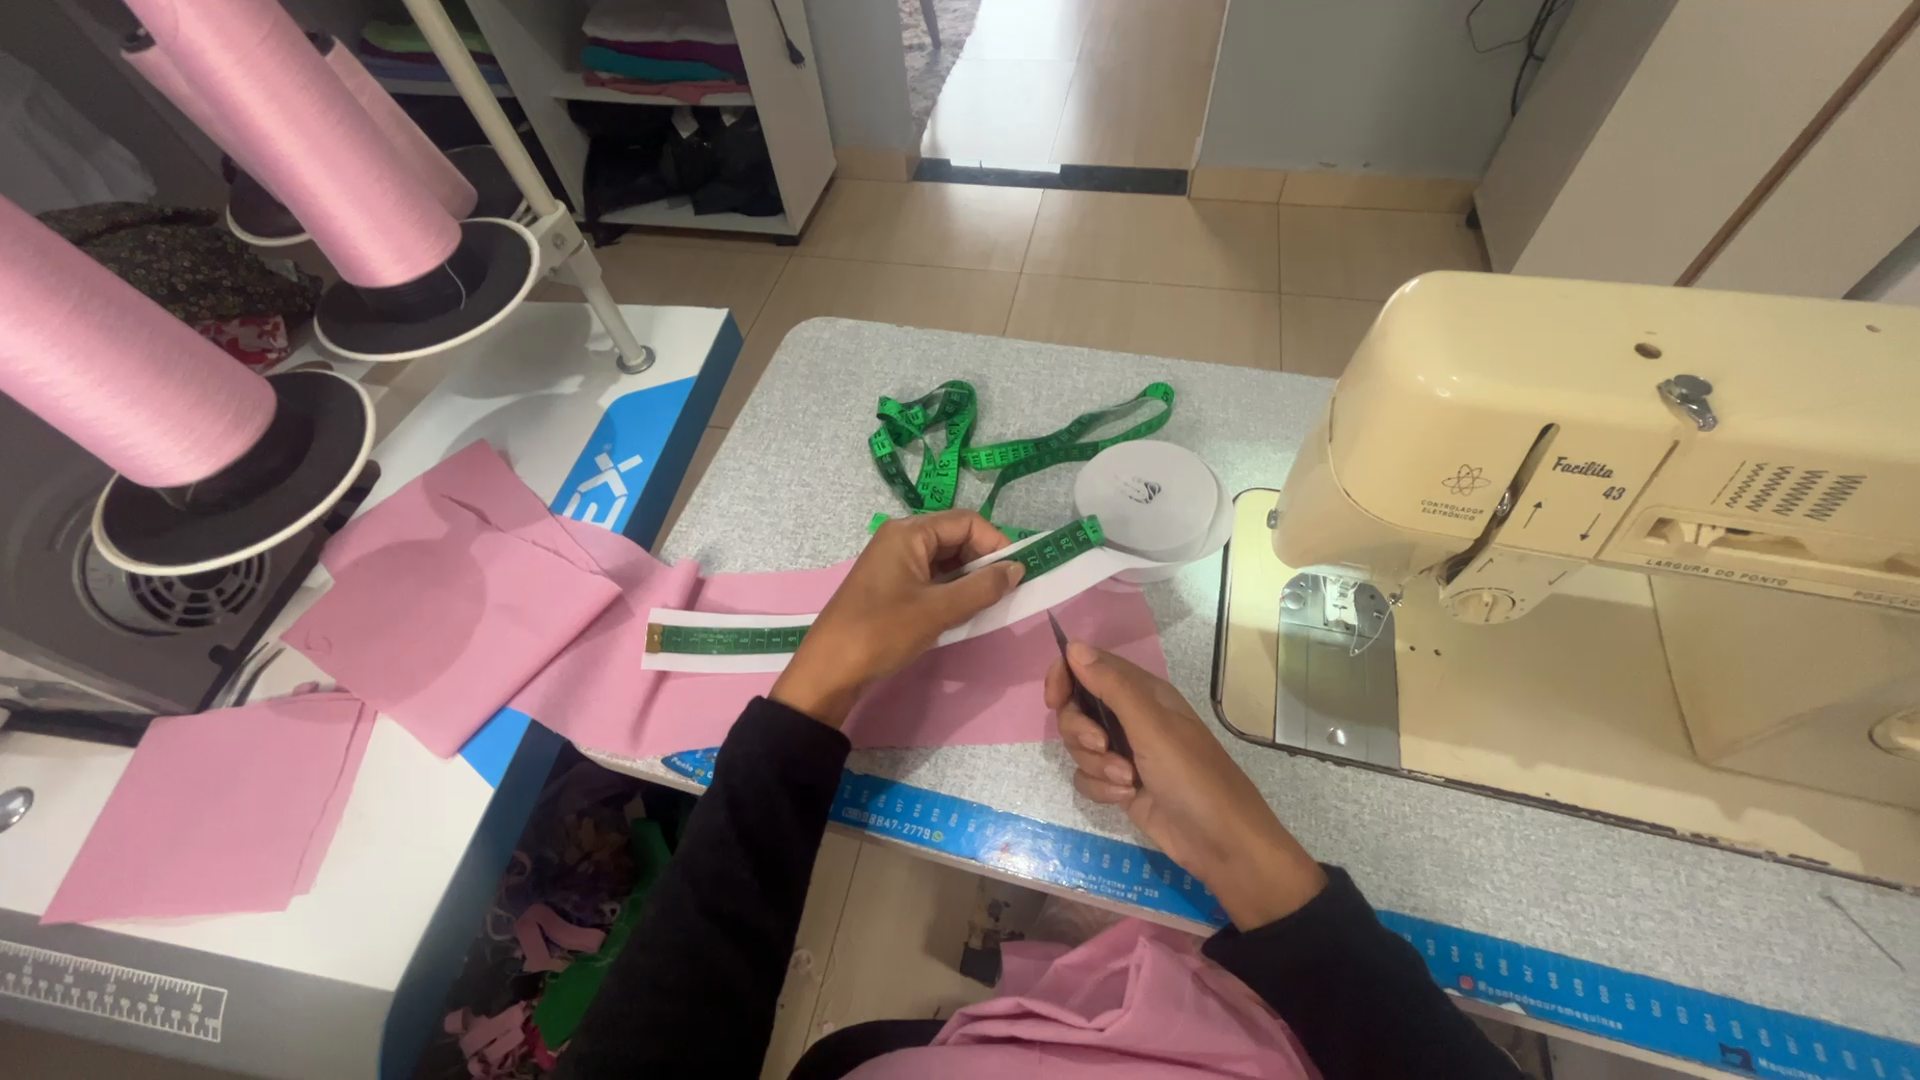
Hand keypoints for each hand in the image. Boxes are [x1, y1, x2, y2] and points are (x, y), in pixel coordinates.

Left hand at [772, 511, 1023, 725]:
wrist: (830, 669)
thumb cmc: (883, 632)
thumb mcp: (939, 610)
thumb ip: (982, 587)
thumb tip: (1017, 569)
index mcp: (908, 533)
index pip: (966, 522)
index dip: (996, 543)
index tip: (1017, 572)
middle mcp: (900, 538)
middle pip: (956, 537)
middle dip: (984, 561)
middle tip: (1006, 591)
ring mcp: (894, 562)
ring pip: (945, 560)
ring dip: (969, 578)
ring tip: (989, 603)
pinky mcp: (891, 585)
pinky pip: (931, 577)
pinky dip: (951, 590)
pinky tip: (964, 611)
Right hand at [1048, 644, 1327, 929]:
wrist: (1221, 843)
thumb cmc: (1192, 776)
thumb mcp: (1151, 726)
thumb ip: (1111, 685)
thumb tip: (1074, 646)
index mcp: (1143, 692)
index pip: (1089, 666)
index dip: (1065, 677)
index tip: (1054, 700)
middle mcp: (1131, 717)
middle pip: (1077, 708)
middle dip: (1080, 730)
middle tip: (1101, 745)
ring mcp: (1124, 751)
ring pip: (1079, 745)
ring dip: (1096, 765)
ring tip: (1126, 780)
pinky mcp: (1119, 784)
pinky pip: (1086, 777)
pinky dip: (1101, 788)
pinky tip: (1125, 798)